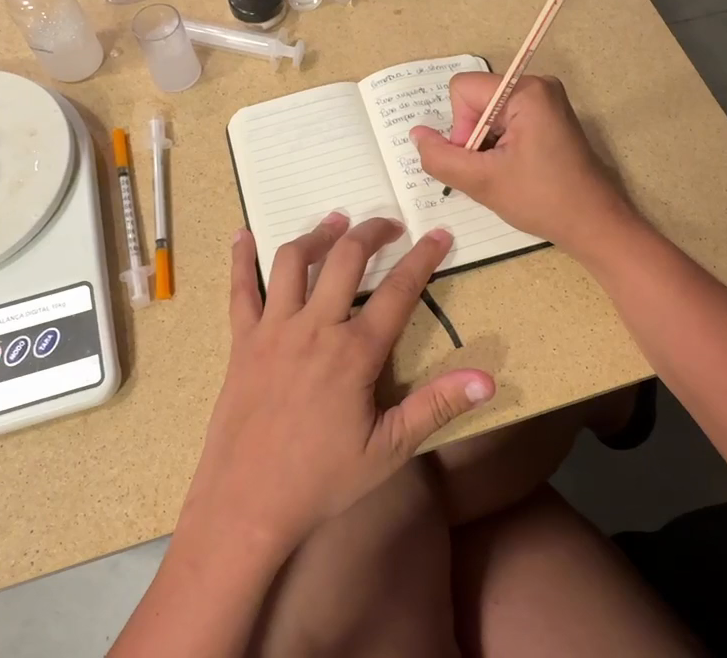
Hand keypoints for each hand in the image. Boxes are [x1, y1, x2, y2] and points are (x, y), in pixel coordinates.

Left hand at [178, 213, 495, 556]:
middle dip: (372, 233)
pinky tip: (243, 236)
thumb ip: (436, 407)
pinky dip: (241, 258)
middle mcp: (314, 328)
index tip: (440, 234)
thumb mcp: (389, 449)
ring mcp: (273, 330)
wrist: (247, 504)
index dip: (423, 258)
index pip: (399, 291)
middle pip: (346, 260)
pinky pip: (240, 290)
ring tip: (336, 221)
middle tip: (389, 224)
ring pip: (294, 262)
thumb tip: (486, 378)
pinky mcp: (241, 342)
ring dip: (318, 235)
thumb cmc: (322, 481)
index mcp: (354, 352)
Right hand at [410, 73, 635, 253]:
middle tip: (492, 170)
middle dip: (472, 137)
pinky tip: (515, 170)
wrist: (594, 224)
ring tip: (505, 173)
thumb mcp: (481, 181)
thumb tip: (416, 134)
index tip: (480, 157)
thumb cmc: (542, 200)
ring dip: (485, 145)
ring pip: (488, 114)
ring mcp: (546, 102)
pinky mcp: (549, 118)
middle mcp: (537, 86)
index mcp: (525, 91)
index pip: (462, 90)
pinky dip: (500, 146)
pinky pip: (506, 121)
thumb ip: (440, 156)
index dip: (459, 127)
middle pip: (475, 100)